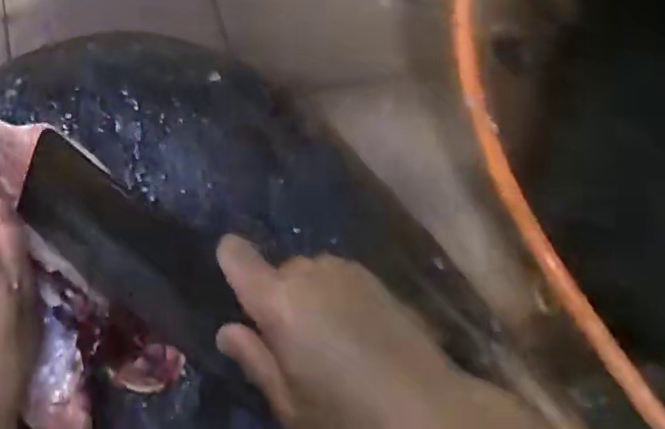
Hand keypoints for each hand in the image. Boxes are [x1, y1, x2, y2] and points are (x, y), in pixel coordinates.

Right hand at [216, 235, 542, 428]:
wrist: (437, 416)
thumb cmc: (351, 420)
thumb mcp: (292, 408)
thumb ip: (256, 362)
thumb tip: (227, 332)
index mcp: (277, 301)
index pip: (234, 253)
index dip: (231, 263)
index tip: (241, 294)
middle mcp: (305, 272)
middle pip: (277, 271)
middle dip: (281, 299)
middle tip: (298, 347)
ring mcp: (343, 270)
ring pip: (310, 274)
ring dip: (313, 297)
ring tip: (335, 344)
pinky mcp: (376, 278)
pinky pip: (341, 280)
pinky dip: (341, 300)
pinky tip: (364, 340)